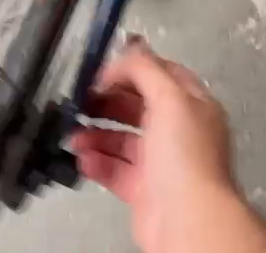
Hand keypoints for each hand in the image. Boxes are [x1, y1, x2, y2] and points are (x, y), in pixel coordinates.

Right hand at [73, 37, 265, 252]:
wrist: (188, 219)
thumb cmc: (184, 153)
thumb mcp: (169, 98)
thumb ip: (146, 69)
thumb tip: (129, 47)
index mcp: (192, 103)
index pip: (161, 74)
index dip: (133, 68)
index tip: (103, 70)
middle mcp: (178, 129)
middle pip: (139, 105)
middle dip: (109, 101)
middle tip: (81, 101)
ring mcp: (161, 161)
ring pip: (124, 139)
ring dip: (97, 133)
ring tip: (73, 133)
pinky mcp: (144, 190)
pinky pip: (116, 170)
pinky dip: (98, 163)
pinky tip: (81, 158)